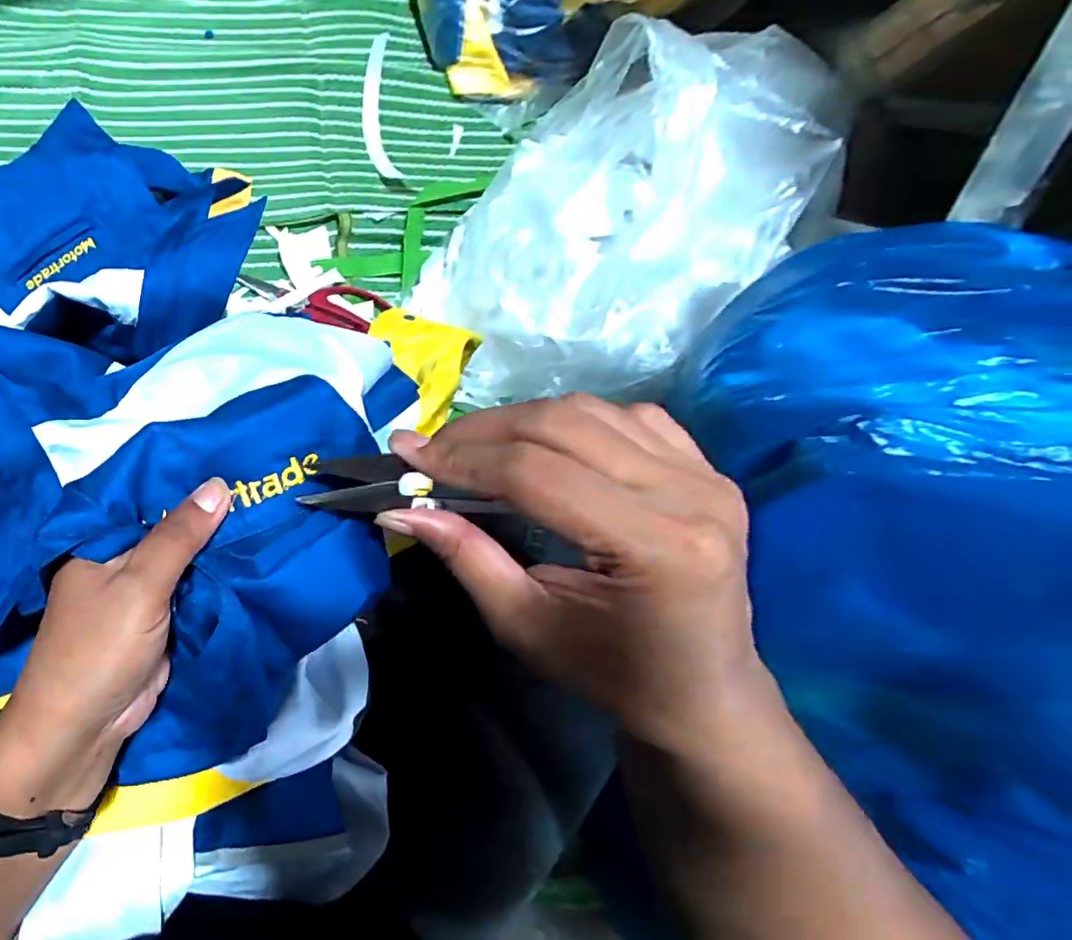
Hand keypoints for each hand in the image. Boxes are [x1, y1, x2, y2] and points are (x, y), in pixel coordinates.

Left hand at [0, 478, 231, 814]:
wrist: (82, 731)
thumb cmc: (99, 647)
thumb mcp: (139, 586)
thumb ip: (177, 537)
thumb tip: (218, 484)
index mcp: (98, 542)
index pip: (145, 498)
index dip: (185, 482)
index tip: (232, 460)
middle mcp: (116, 563)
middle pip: (167, 532)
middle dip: (207, 517)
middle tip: (261, 485)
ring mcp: (138, 596)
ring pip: (182, 565)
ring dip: (215, 550)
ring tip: (266, 513)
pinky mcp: (157, 626)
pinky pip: (188, 595)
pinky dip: (213, 584)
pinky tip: (250, 561)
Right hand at [377, 395, 764, 752]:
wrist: (702, 691)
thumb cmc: (607, 669)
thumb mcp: (519, 621)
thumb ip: (462, 554)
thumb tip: (395, 508)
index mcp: (655, 547)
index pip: (537, 474)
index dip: (462, 459)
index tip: (406, 455)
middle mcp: (691, 497)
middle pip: (560, 426)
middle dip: (479, 432)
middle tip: (431, 451)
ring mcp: (706, 476)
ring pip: (587, 410)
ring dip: (516, 420)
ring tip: (473, 447)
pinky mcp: (706, 469)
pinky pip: (625, 416)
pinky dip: (567, 420)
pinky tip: (540, 444)